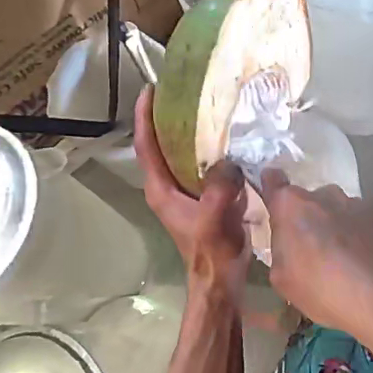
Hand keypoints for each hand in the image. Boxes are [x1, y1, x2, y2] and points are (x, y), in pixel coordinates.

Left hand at [134, 88, 249, 293]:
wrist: (220, 282)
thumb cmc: (211, 252)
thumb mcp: (214, 217)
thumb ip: (219, 186)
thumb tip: (228, 161)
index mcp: (160, 189)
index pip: (146, 145)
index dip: (144, 117)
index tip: (149, 89)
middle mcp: (167, 187)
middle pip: (160, 145)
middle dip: (165, 117)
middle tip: (180, 90)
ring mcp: (184, 194)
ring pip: (180, 154)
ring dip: (187, 132)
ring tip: (204, 106)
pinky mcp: (202, 198)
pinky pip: (201, 166)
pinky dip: (208, 149)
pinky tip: (226, 139)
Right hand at [262, 173, 372, 370]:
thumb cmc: (323, 288)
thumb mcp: (282, 279)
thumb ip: (280, 250)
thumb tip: (289, 243)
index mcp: (291, 204)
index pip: (273, 181)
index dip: (270, 189)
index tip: (271, 202)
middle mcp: (324, 194)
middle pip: (307, 202)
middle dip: (305, 221)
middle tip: (306, 253)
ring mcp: (357, 204)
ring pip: (335, 214)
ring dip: (333, 231)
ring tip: (338, 266)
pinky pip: (358, 227)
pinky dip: (355, 242)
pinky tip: (360, 270)